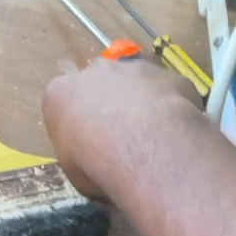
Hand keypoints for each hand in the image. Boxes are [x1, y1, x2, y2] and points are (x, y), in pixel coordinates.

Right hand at [42, 58, 199, 199]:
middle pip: (100, 81)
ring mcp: (134, 68)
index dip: (75, 118)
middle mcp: (94, 72)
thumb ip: (79, 149)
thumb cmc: (92, 161)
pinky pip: (168, 89)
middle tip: (119, 132)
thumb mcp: (71, 167)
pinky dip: (170, 104)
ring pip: (137, 79)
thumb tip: (92, 156)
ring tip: (151, 132)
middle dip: (108, 100)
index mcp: (60, 92)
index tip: (85, 138)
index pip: (63, 99)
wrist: (141, 147)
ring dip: (140, 98)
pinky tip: (174, 129)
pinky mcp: (169, 75)